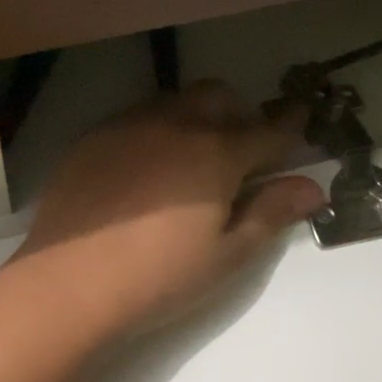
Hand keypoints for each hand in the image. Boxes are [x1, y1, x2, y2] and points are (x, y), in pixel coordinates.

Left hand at [4, 81, 324, 344]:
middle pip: (219, 97)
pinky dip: (155, 129)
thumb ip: (271, 213)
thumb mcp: (226, 255)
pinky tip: (146, 167)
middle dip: (240, 113)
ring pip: (174, 101)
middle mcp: (174, 125)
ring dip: (196, 115)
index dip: (292, 125)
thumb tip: (312, 187)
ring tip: (193, 155)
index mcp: (216, 154)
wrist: (68, 283)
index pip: (267, 130)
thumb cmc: (158, 278)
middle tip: (243, 149)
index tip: (304, 116)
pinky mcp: (92, 139)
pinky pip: (135, 117)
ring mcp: (127, 127)